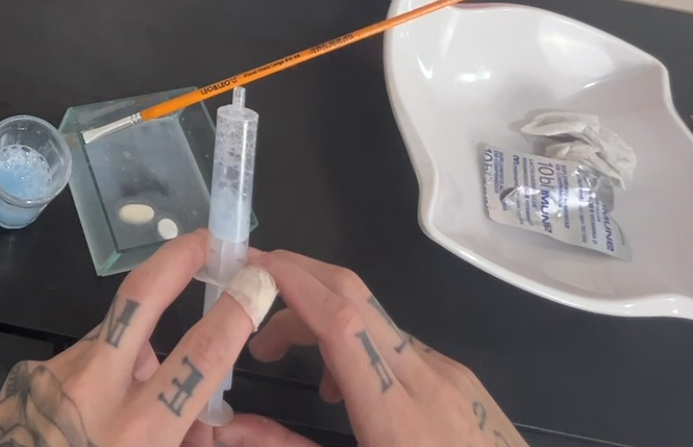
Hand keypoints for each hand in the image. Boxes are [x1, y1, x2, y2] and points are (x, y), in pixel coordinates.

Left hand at [0, 230, 278, 446]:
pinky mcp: (34, 369)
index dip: (233, 314)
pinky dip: (99, 375)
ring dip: (134, 346)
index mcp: (139, 430)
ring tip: (135, 393)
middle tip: (207, 238)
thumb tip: (205, 416)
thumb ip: (185, 440)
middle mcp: (97, 388)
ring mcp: (60, 370)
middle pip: (140, 296)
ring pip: (112, 334)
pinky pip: (82, 360)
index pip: (200, 355)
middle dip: (177, 258)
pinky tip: (91, 408)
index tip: (255, 280)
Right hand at [215, 249, 527, 446]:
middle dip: (292, 274)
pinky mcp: (465, 381)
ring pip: (370, 315)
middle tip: (247, 290)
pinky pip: (395, 341)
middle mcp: (427, 380)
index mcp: (398, 417)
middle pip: (352, 294)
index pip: (340, 320)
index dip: (290, 281)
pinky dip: (352, 340)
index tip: (244, 266)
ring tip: (282, 352)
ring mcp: (451, 376)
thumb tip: (227, 427)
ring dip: (317, 313)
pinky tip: (343, 386)